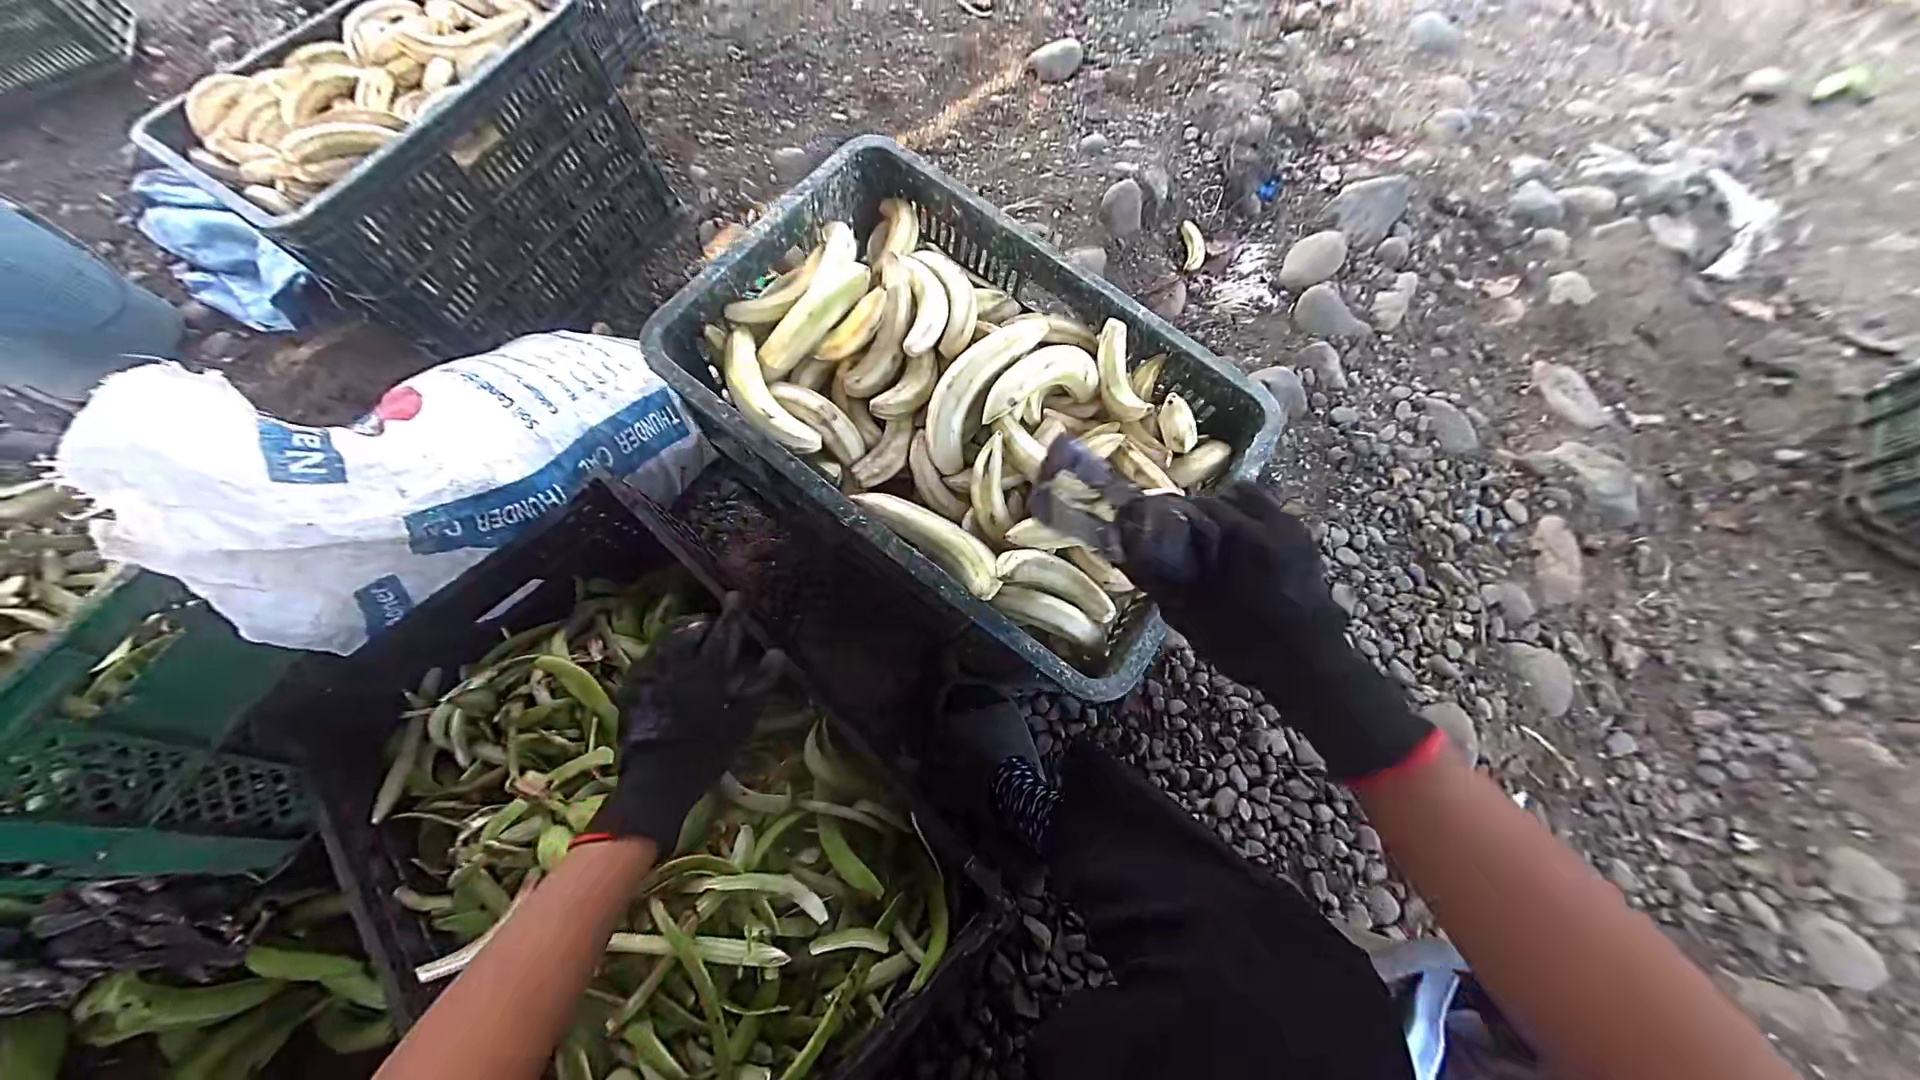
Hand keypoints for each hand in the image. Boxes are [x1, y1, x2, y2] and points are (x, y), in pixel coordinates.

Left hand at [587, 594, 781, 842]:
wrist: (656, 782)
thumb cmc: (706, 752)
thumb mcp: (741, 721)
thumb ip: (759, 684)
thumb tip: (776, 653)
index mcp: (706, 672)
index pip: (723, 631)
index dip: (733, 613)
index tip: (738, 595)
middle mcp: (676, 664)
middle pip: (692, 629)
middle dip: (707, 622)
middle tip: (719, 625)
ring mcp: (650, 673)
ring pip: (669, 639)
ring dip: (686, 633)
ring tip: (697, 637)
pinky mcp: (633, 685)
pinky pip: (654, 656)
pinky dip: (668, 651)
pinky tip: (675, 663)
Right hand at [1116, 482, 1432, 782]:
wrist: (1309, 667)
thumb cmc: (1246, 641)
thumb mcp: (1192, 614)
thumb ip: (1161, 582)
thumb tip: (1131, 561)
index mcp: (1242, 533)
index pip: (1199, 503)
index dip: (1174, 511)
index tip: (1158, 524)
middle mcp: (1273, 523)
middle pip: (1234, 493)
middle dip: (1209, 506)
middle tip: (1189, 530)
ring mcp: (1297, 535)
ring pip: (1260, 504)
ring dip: (1236, 514)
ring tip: (1218, 543)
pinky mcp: (1309, 550)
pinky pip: (1277, 523)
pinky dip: (1257, 529)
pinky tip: (1244, 560)